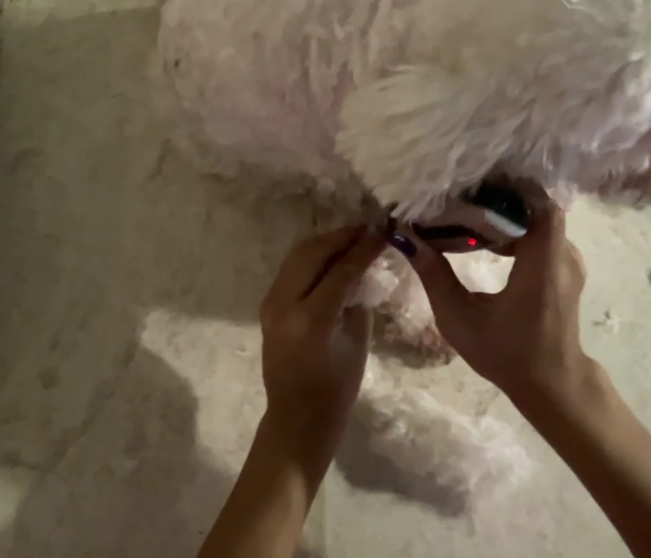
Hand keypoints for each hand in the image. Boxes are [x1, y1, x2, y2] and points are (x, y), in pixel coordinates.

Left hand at [256, 226, 385, 470]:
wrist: (297, 418)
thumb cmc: (336, 389)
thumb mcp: (357, 342)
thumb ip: (358, 299)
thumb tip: (363, 267)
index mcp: (311, 318)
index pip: (341, 270)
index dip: (363, 249)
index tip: (382, 233)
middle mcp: (284, 304)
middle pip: (312, 253)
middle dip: (340, 238)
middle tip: (367, 231)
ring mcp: (271, 303)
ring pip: (297, 256)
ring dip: (325, 244)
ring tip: (351, 239)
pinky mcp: (267, 305)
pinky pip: (290, 270)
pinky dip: (312, 258)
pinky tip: (332, 257)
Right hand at [395, 194, 596, 406]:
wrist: (551, 384)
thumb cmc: (506, 354)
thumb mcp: (459, 318)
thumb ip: (433, 273)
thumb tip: (403, 235)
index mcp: (543, 265)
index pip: (538, 204)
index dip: (506, 187)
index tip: (467, 183)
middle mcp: (563, 254)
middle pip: (530, 205)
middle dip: (492, 197)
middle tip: (453, 195)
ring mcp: (567, 258)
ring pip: (532, 215)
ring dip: (498, 211)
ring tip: (460, 210)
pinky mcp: (562, 263)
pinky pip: (536, 230)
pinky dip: (507, 226)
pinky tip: (477, 232)